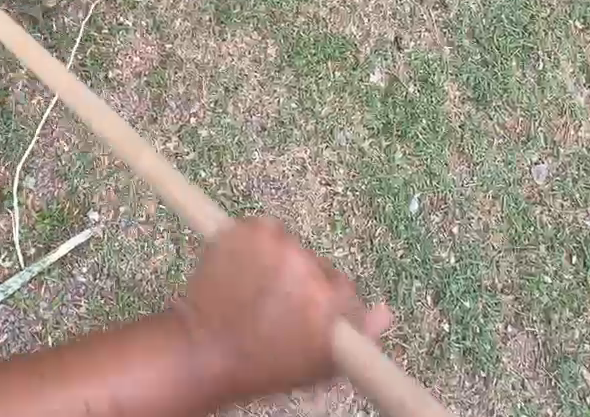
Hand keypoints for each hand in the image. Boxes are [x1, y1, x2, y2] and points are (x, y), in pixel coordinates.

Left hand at [171, 217, 393, 402]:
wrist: (204, 347)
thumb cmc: (261, 364)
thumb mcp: (317, 364)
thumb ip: (358, 336)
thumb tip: (386, 313)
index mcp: (330, 298)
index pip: (344, 288)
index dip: (325, 301)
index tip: (306, 313)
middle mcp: (308, 264)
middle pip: (316, 263)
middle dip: (301, 280)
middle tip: (275, 304)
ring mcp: (276, 241)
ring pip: (289, 245)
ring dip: (277, 260)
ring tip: (255, 288)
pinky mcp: (249, 226)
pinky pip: (262, 230)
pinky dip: (255, 244)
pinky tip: (242, 269)